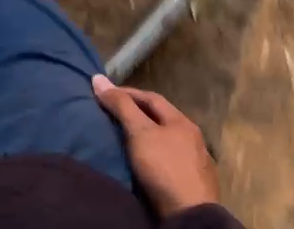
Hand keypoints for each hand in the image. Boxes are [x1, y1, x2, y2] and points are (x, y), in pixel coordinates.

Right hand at [92, 74, 218, 216]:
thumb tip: (98, 78)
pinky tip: (143, 161)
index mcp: (182, 122)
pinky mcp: (194, 183)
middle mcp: (193, 138)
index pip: (151, 98)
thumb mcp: (138, 131)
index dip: (127, 93)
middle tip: (112, 114)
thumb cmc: (163, 166)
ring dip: (146, 135)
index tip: (106, 95)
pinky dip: (153, 154)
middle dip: (136, 113)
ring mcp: (196, 162)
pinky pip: (169, 159)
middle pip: (160, 118)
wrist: (190, 215)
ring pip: (166, 140)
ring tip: (124, 138)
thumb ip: (120, 105)